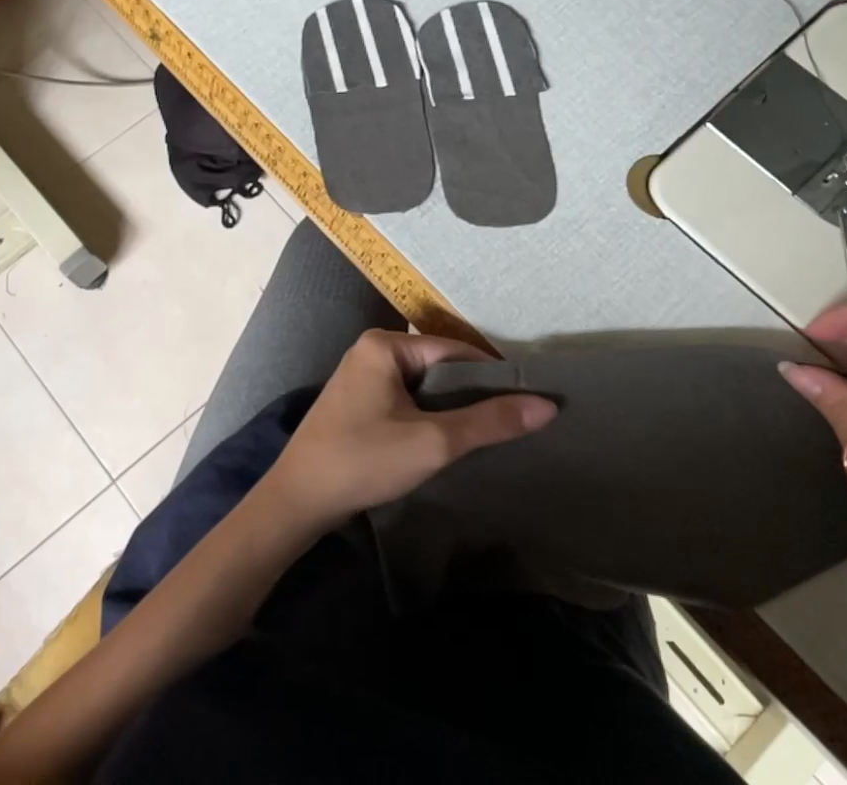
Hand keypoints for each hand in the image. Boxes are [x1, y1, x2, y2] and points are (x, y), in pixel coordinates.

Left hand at [263, 330, 557, 530]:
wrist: (298, 501)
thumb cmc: (364, 460)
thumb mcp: (434, 441)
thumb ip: (490, 421)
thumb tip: (548, 405)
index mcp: (384, 345)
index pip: (455, 351)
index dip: (494, 376)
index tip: (528, 400)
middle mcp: (370, 352)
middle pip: (439, 368)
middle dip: (473, 394)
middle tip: (514, 420)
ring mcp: (359, 378)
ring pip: (423, 388)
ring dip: (452, 409)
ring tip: (489, 433)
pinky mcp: (355, 406)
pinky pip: (405, 402)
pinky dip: (428, 418)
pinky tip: (448, 441)